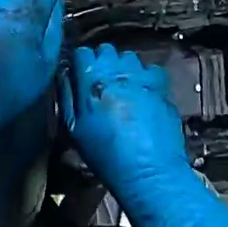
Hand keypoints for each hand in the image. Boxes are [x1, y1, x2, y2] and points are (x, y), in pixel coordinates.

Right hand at [64, 43, 227, 226]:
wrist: (149, 175)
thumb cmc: (107, 156)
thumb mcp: (74, 127)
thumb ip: (66, 95)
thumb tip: (65, 73)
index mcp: (92, 80)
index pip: (82, 52)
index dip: (80, 64)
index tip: (79, 75)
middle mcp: (119, 72)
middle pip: (106, 50)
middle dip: (101, 63)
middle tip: (99, 84)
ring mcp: (143, 80)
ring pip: (129, 58)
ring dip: (122, 68)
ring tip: (120, 88)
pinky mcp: (162, 90)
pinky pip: (151, 72)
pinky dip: (144, 78)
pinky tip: (140, 94)